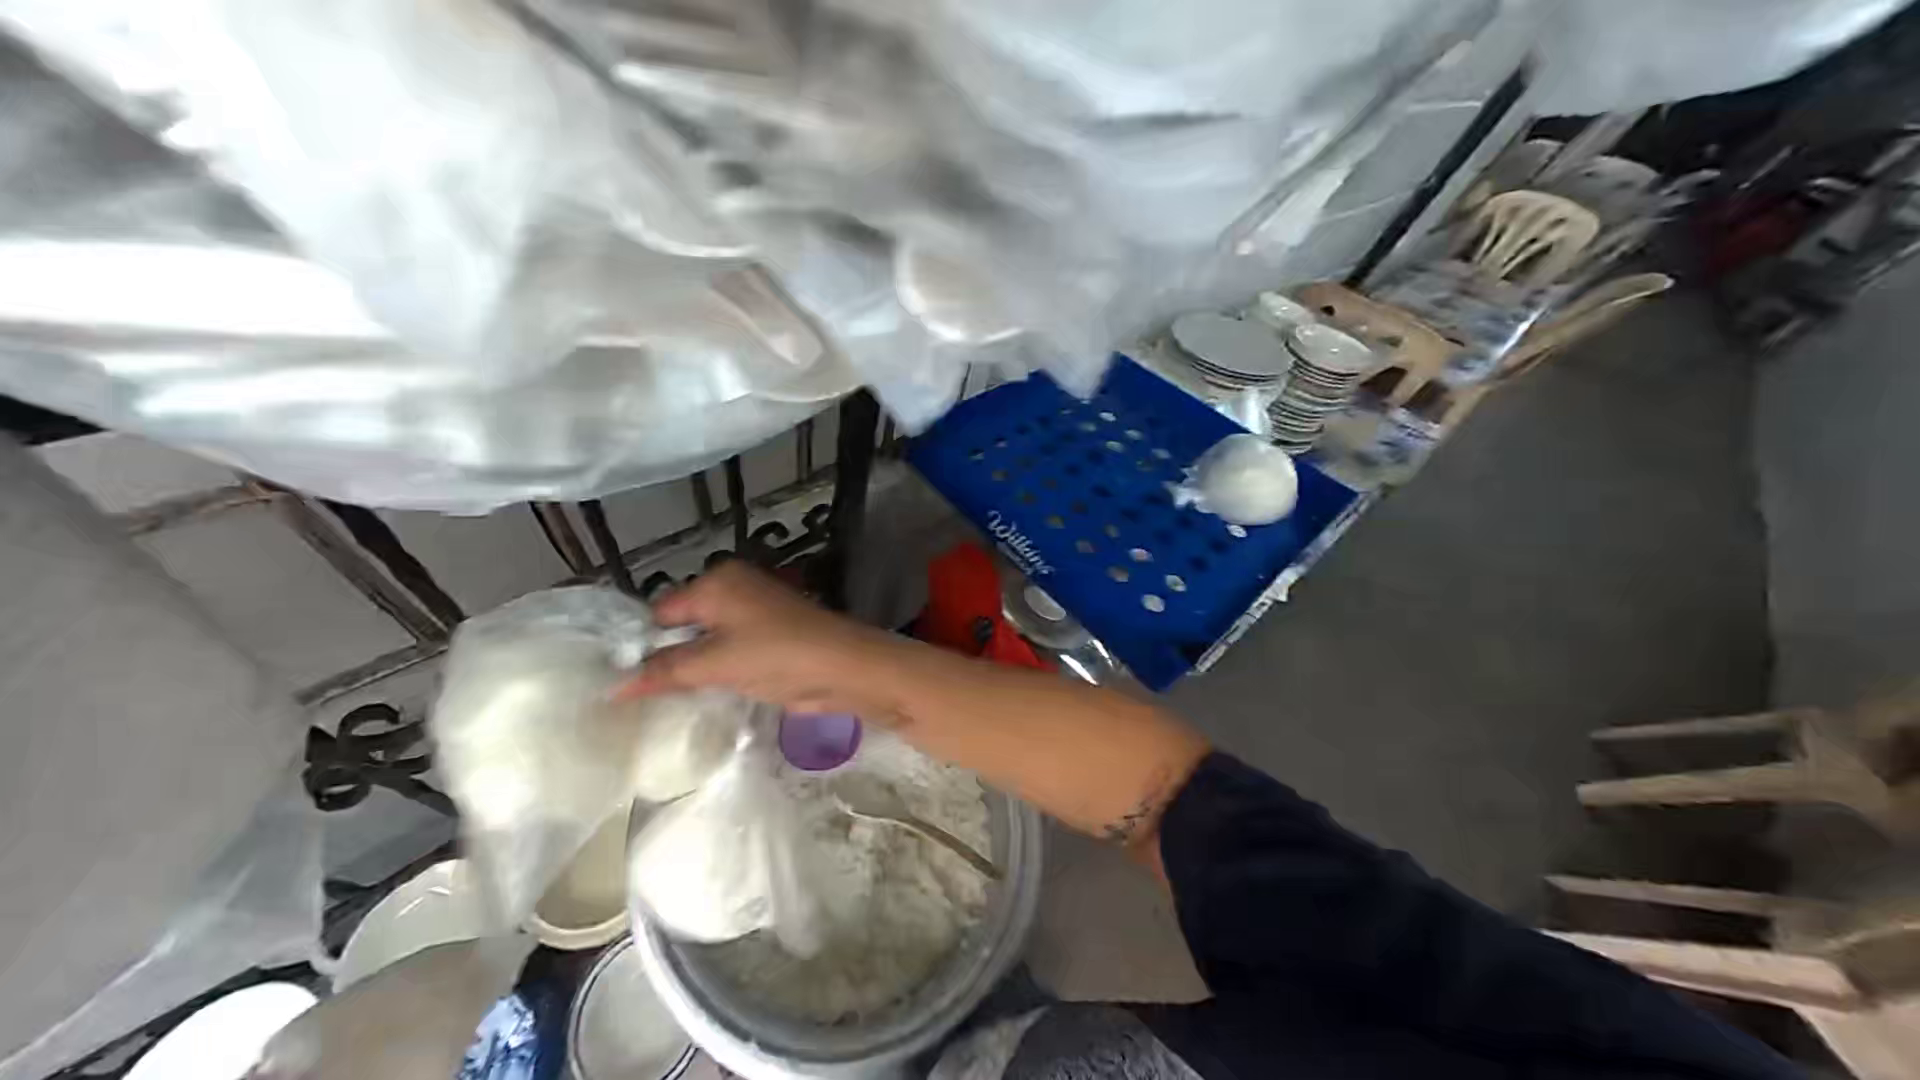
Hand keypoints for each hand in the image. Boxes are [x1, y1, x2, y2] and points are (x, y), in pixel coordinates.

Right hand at [618, 561, 911, 720]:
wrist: (845, 667)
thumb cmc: (778, 655)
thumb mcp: (715, 663)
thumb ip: (666, 671)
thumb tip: (615, 687)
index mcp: (717, 582)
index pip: (660, 611)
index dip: (640, 646)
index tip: (617, 683)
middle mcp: (733, 589)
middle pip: (682, 624)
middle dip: (665, 657)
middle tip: (634, 697)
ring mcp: (753, 613)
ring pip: (706, 641)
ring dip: (690, 668)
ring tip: (658, 703)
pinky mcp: (768, 637)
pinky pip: (728, 652)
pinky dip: (715, 671)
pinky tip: (699, 696)